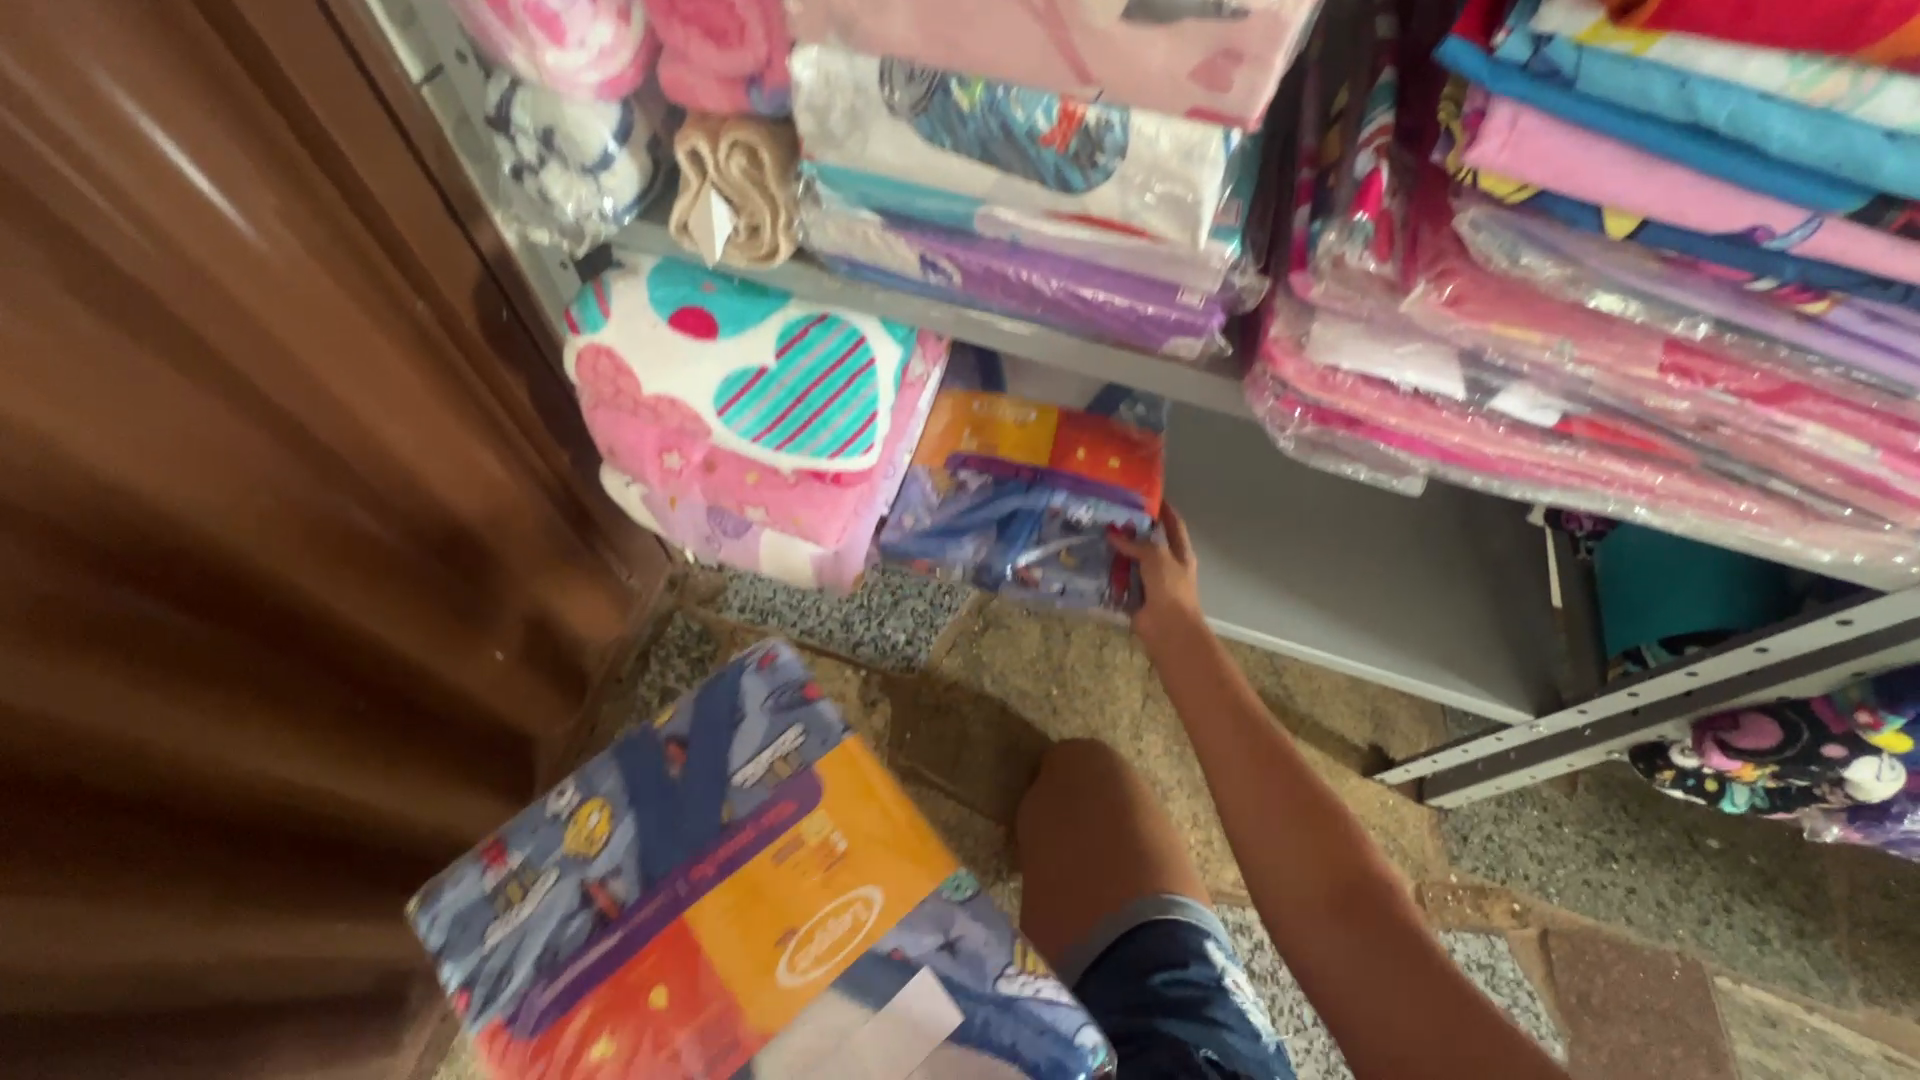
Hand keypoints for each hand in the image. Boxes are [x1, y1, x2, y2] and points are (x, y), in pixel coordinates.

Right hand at [1109, 503, 1202, 643]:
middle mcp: (1166, 566)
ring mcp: (1150, 583)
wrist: (1168, 627)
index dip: (1164, 511)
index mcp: (1180, 554)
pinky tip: (1092, 563)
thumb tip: (1112, 535)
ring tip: (1096, 537)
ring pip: (1131, 563)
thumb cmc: (1170, 587)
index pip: (1174, 526)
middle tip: (1111, 517)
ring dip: (1117, 554)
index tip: (1149, 497)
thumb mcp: (1156, 557)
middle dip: (1132, 533)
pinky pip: (1120, 582)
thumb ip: (1136, 544)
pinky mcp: (1134, 598)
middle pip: (1148, 544)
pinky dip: (1109, 576)